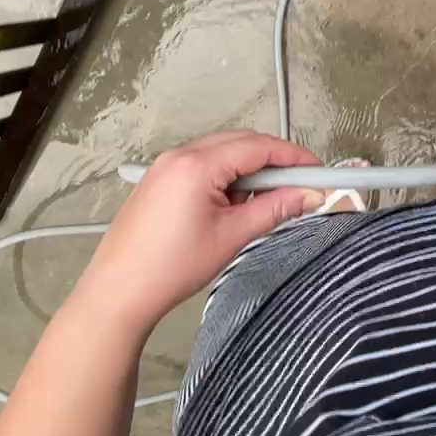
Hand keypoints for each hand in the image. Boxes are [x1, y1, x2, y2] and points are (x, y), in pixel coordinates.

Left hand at [71, 131, 321, 331]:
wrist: (118, 293)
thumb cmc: (168, 267)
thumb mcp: (233, 235)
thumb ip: (276, 208)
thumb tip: (310, 195)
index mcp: (197, 166)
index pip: (260, 147)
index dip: (294, 156)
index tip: (318, 170)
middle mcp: (179, 156)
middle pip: (243, 142)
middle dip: (275, 161)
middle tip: (299, 185)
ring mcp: (167, 165)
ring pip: (224, 151)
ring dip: (251, 169)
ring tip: (262, 203)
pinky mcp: (161, 178)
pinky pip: (205, 163)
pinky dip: (228, 176)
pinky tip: (234, 205)